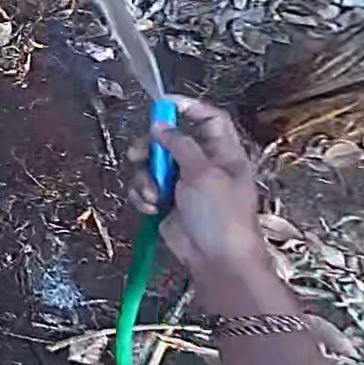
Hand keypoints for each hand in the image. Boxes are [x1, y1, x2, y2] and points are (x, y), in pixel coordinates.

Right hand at [128, 97, 297, 317]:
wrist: (216, 261)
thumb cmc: (220, 216)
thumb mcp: (202, 173)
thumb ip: (179, 144)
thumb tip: (160, 125)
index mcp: (223, 154)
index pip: (209, 119)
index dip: (188, 107)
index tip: (161, 103)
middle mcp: (202, 165)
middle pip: (171, 139)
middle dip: (151, 146)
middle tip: (139, 154)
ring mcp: (183, 184)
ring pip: (152, 164)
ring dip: (145, 177)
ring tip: (152, 193)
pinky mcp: (166, 202)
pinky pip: (145, 186)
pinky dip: (143, 195)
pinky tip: (151, 206)